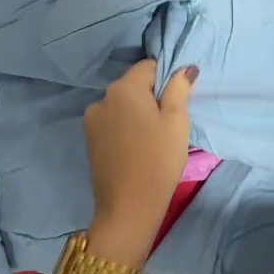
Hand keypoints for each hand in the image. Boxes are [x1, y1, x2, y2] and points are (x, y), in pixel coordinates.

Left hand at [83, 59, 195, 267]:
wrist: (128, 207)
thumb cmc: (158, 159)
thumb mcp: (177, 120)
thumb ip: (179, 88)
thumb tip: (184, 68)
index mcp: (124, 88)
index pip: (149, 66)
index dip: (167, 79)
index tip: (178, 103)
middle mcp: (102, 98)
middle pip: (134, 84)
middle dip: (151, 95)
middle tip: (169, 122)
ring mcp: (92, 119)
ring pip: (123, 103)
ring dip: (137, 111)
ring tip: (152, 137)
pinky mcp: (89, 139)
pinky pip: (113, 120)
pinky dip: (126, 126)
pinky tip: (137, 146)